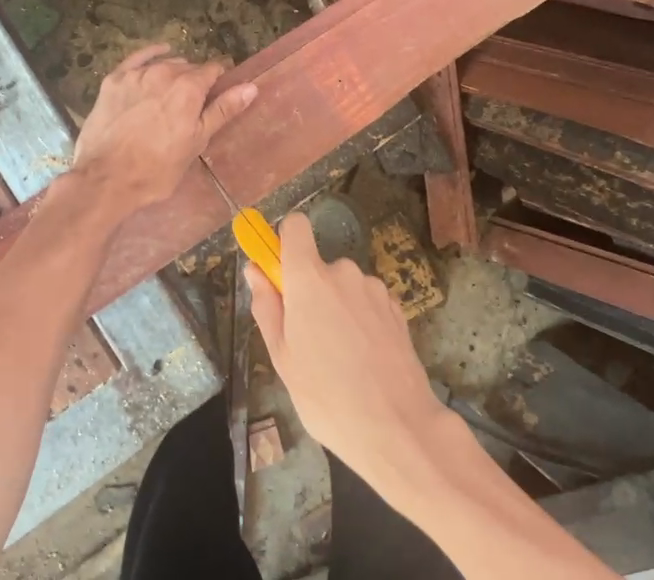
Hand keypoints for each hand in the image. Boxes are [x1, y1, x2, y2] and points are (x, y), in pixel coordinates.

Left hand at [71, 44, 257, 212]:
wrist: (106, 178)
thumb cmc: (158, 167)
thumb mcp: (197, 141)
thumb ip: (223, 110)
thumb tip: (251, 87)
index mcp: (189, 87)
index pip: (213, 70)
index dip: (219, 79)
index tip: (221, 90)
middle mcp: (164, 72)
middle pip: (188, 67)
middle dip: (195, 80)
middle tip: (194, 103)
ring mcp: (136, 74)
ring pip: (164, 63)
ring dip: (174, 72)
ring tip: (173, 92)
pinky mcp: (113, 80)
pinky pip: (137, 58)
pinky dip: (151, 54)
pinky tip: (160, 52)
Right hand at [247, 212, 449, 492]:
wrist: (396, 426)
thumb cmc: (326, 396)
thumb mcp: (282, 357)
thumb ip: (267, 307)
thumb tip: (255, 271)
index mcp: (310, 279)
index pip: (295, 227)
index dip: (284, 242)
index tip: (278, 273)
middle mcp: (344, 273)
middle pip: (319, 267)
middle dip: (310, 293)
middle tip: (307, 341)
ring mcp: (375, 289)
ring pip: (344, 288)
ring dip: (337, 309)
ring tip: (339, 358)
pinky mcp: (397, 308)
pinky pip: (367, 303)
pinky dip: (361, 321)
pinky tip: (364, 359)